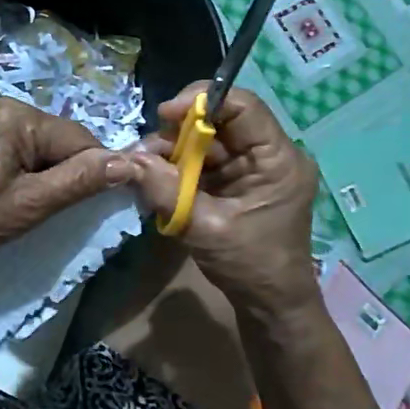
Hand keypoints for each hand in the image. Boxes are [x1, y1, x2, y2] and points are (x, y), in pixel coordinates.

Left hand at [0, 97, 131, 257]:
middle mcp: (7, 103)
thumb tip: (130, 163)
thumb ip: (80, 181)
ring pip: (42, 140)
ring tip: (28, 199)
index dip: (91, 171)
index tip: (89, 203)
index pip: (80, 139)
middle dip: (65, 169)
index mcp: (20, 116)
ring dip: (47, 168)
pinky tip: (12, 187)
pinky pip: (21, 140)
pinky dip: (28, 163)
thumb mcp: (30, 203)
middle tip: (49, 206)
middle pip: (61, 137)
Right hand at [126, 83, 320, 319]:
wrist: (271, 307)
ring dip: (178, 149)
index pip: (243, 106)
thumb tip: (131, 159)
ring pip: (211, 140)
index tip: (165, 114)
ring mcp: (255, 168)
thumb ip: (168, 191)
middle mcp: (270, 155)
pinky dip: (183, 166)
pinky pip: (209, 161)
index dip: (202, 101)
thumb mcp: (205, 229)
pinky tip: (158, 175)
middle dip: (182, 129)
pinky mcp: (240, 182)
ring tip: (146, 165)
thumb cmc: (251, 266)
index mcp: (278, 159)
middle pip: (223, 120)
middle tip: (148, 147)